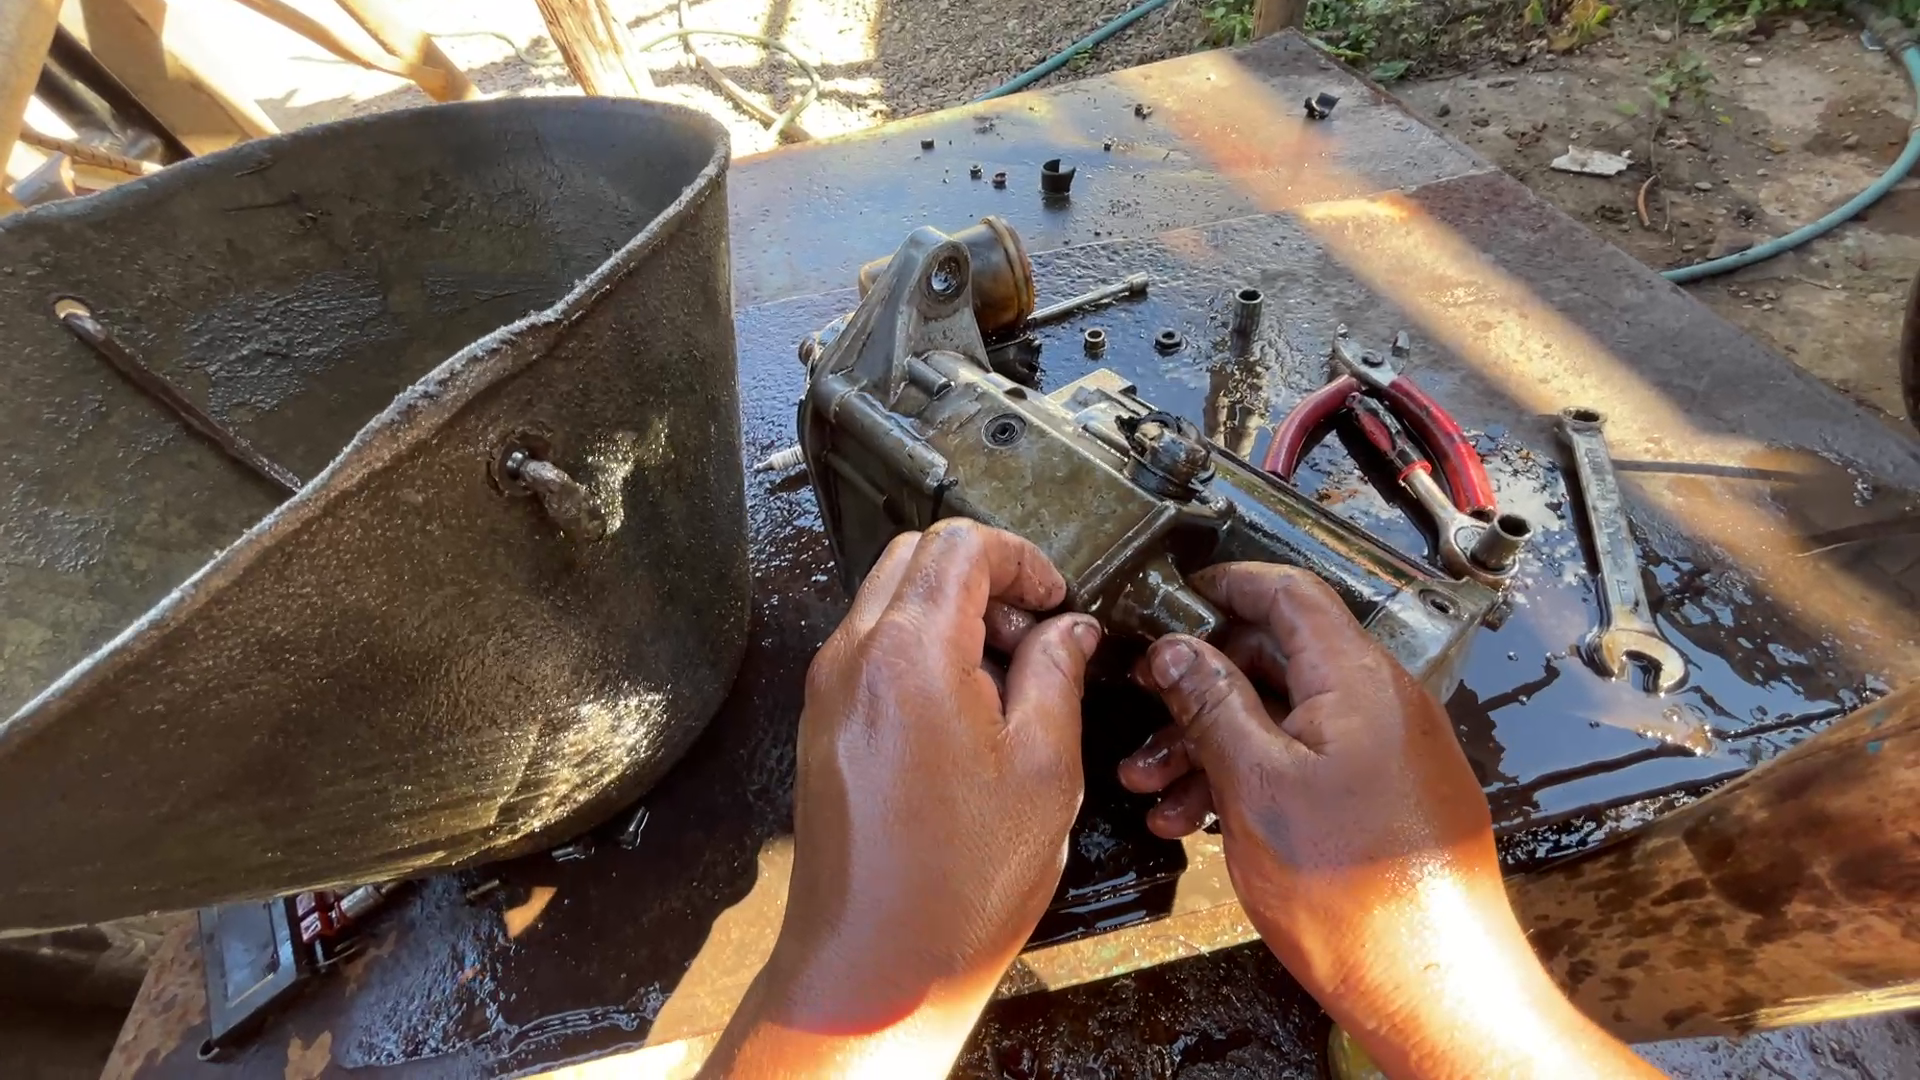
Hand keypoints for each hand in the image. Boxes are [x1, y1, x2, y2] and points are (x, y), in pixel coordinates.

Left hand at [705, 521, 1100, 1077]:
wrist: (871, 964)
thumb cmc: (958, 881)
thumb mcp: (1043, 768)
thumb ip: (1057, 674)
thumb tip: (1069, 629)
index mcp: (911, 653)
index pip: (961, 544)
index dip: (1021, 559)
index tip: (1053, 600)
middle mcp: (855, 654)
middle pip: (919, 553)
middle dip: (986, 574)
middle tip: (1031, 633)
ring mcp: (830, 682)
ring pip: (893, 591)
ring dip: (954, 607)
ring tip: (1003, 674)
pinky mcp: (825, 712)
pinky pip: (875, 639)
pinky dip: (923, 640)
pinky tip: (963, 702)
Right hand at [1119, 563, 1657, 1079]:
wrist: (1435, 998)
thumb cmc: (1355, 895)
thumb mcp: (1256, 783)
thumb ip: (1211, 702)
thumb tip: (1173, 650)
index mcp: (1358, 683)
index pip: (1291, 595)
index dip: (1229, 583)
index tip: (1177, 594)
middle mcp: (1376, 704)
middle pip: (1273, 657)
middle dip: (1198, 681)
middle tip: (1145, 699)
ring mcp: (1375, 749)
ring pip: (1274, 713)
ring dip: (1206, 738)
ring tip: (1149, 779)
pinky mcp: (1370, 791)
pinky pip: (1295, 756)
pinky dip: (1241, 772)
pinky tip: (1188, 813)